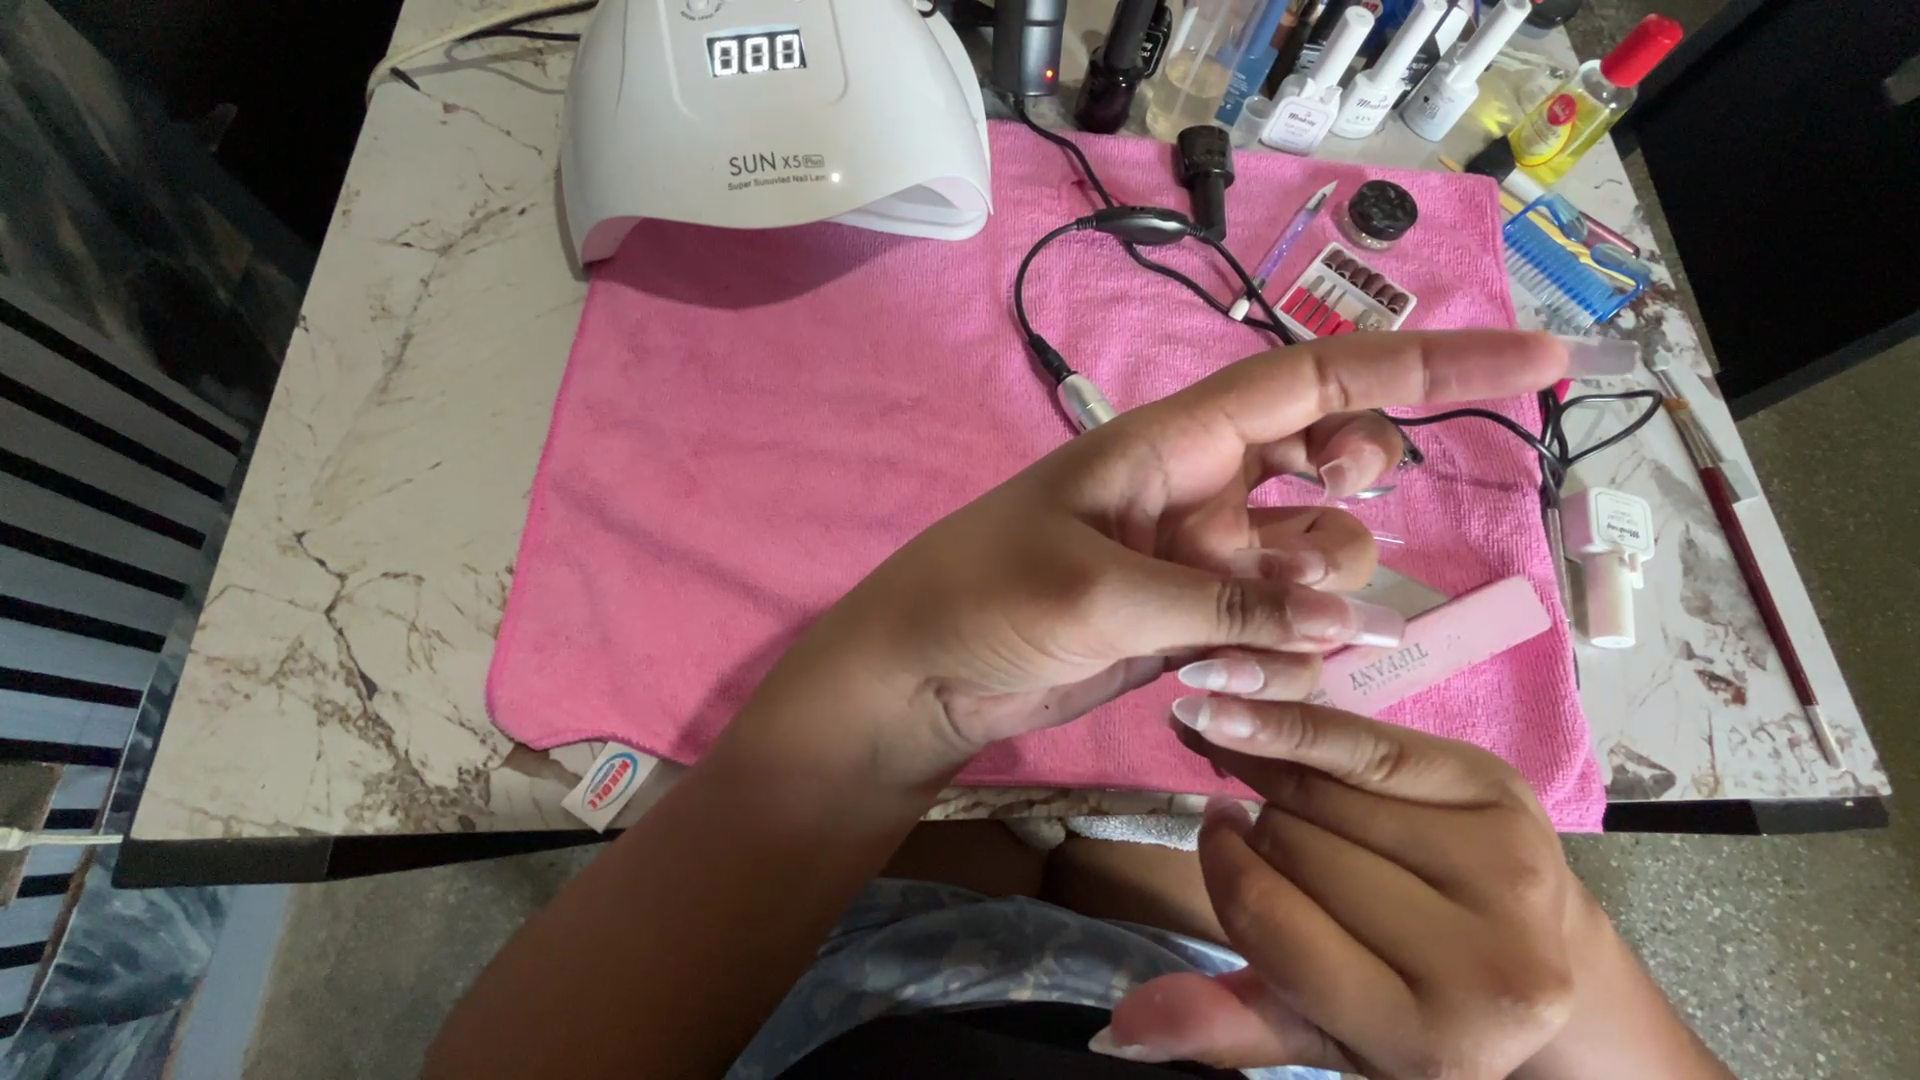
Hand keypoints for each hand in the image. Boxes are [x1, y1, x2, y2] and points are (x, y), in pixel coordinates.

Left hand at [755, 330, 1566, 780]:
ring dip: (1314, 594)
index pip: (1313, 382)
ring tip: (1259, 636)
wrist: (926, 673)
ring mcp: (1195, 559)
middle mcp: (1194, 490)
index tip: (1537, 365)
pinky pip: (1273, 623)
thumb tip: (1351, 622)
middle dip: (1352, 494)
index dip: (1423, 368)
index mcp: (1168, 445)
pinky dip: (1282, 648)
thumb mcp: (1098, 592)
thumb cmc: (984, 601)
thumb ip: (1223, 604)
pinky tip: (1237, 674)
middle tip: (1322, 533)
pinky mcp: (1187, 619)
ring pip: (1308, 558)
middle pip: (1325, 460)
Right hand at [1098, 699, 1589, 1077]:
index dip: (1222, 867)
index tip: (1212, 833)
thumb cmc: (1405, 999)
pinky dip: (1291, 723)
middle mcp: (1490, 964)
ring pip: (1319, 788)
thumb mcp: (1314, 1030)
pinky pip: (1361, 741)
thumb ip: (1223, 1025)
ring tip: (1263, 774)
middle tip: (1256, 822)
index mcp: (1433, 1041)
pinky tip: (1238, 710)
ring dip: (1271, 773)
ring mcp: (1508, 870)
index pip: (1270, 919)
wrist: (1530, 957)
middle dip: (1258, 827)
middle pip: (1296, 845)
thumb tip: (1117, 1030)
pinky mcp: (1501, 793)